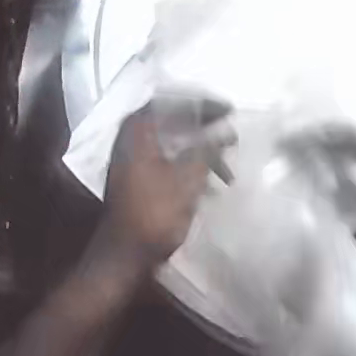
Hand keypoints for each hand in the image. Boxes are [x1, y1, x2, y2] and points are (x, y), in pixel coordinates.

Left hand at [88, 106, 221, 281]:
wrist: (123, 255)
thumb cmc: (154, 213)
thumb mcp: (187, 180)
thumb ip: (206, 150)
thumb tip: (225, 131)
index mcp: (138, 128)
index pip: (173, 101)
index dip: (203, 104)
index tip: (229, 111)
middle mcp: (131, 134)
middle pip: (173, 119)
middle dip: (205, 128)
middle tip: (232, 136)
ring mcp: (132, 155)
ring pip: (172, 141)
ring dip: (200, 151)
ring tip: (228, 171)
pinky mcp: (136, 175)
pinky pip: (167, 158)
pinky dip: (188, 164)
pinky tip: (210, 183)